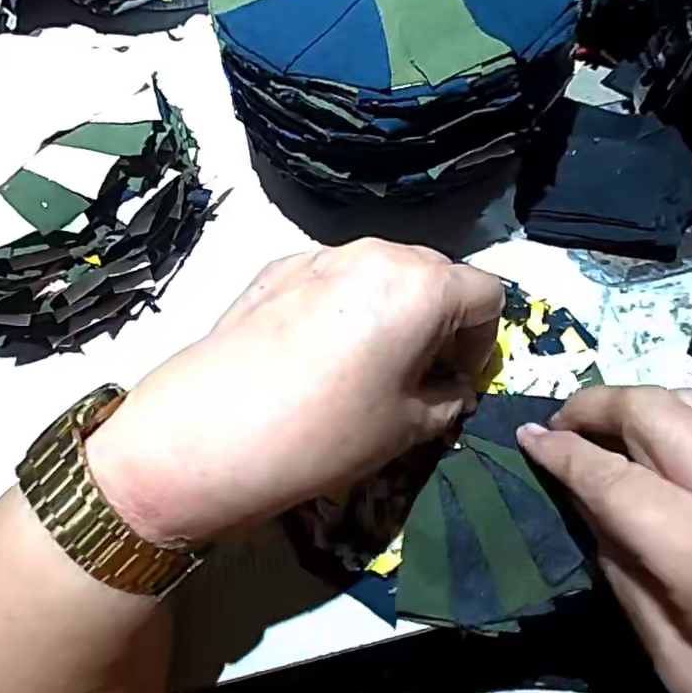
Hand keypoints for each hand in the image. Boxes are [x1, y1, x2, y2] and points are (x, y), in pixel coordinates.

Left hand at [87, 239, 504, 543]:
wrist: (204, 439)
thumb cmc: (326, 432)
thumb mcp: (409, 426)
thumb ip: (450, 396)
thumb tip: (454, 385)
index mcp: (422, 284)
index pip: (487, 292)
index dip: (485, 338)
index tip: (458, 376)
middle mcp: (377, 253)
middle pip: (438, 273)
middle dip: (443, 318)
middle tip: (420, 369)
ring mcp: (322, 254)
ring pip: (386, 270)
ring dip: (397, 308)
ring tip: (369, 359)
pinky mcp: (278, 266)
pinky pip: (337, 277)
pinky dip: (349, 304)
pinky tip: (319, 351)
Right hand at [518, 387, 691, 692]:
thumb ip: (633, 585)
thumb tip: (595, 516)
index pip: (613, 478)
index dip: (561, 452)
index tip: (524, 435)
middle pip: (658, 410)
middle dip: (598, 403)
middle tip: (560, 424)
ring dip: (642, 405)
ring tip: (605, 430)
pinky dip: (685, 425)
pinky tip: (667, 455)